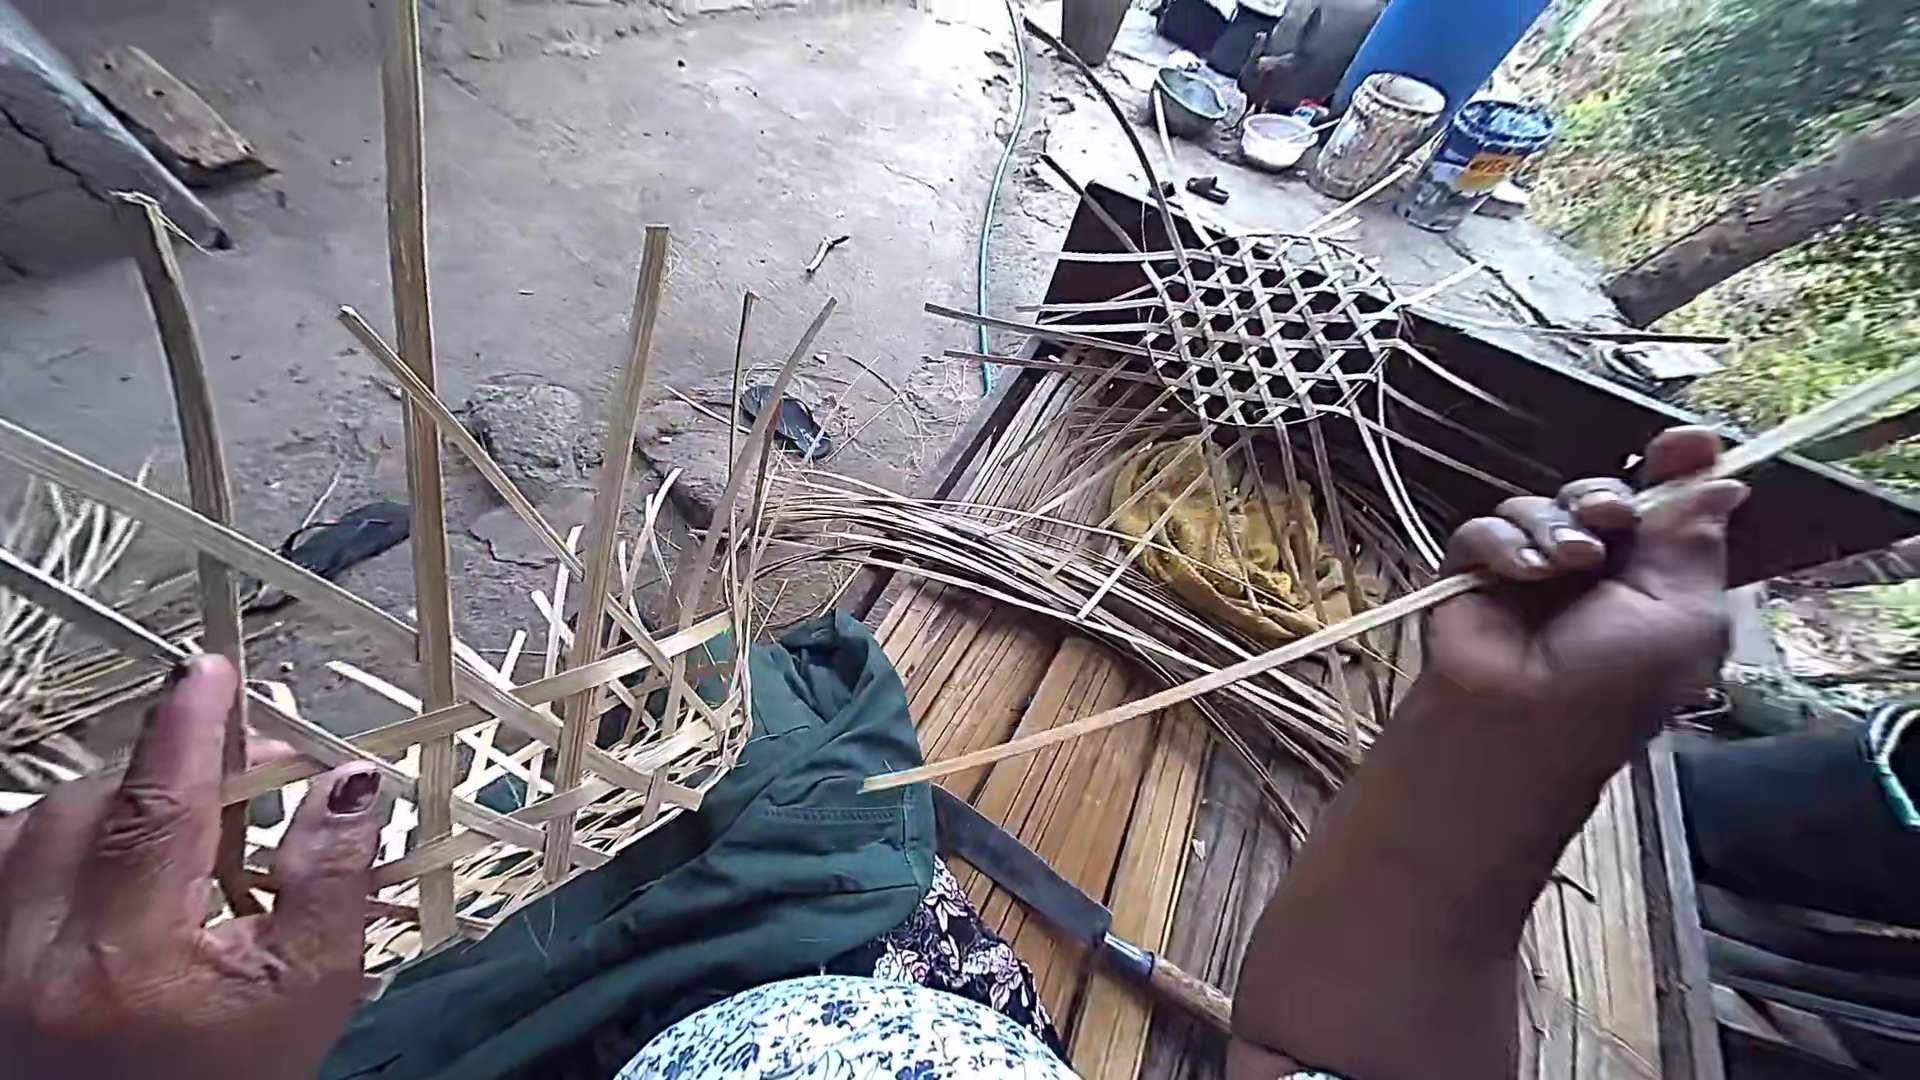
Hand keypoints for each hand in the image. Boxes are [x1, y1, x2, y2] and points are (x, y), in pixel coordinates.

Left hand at [0, 656, 382, 1079]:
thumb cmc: (248, 1066)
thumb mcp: (319, 972)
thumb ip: (335, 868)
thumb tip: (352, 778)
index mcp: (124, 958)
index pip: (153, 813)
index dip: (184, 732)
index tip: (208, 669)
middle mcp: (21, 963)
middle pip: (73, 816)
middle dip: (170, 770)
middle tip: (263, 770)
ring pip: (20, 841)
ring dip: (121, 802)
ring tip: (207, 811)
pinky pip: (6, 875)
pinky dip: (78, 839)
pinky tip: (144, 854)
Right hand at [1426, 426, 1747, 743]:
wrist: (1522, 708)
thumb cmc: (1615, 674)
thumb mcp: (1680, 611)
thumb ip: (1690, 543)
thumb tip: (1720, 479)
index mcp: (1644, 571)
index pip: (1657, 506)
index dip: (1670, 468)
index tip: (1681, 441)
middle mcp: (1582, 560)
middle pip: (1588, 494)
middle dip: (1599, 496)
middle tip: (1607, 517)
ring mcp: (1520, 563)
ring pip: (1530, 507)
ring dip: (1549, 527)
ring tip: (1560, 564)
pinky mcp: (1465, 568)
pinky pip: (1477, 529)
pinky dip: (1498, 543)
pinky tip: (1516, 570)